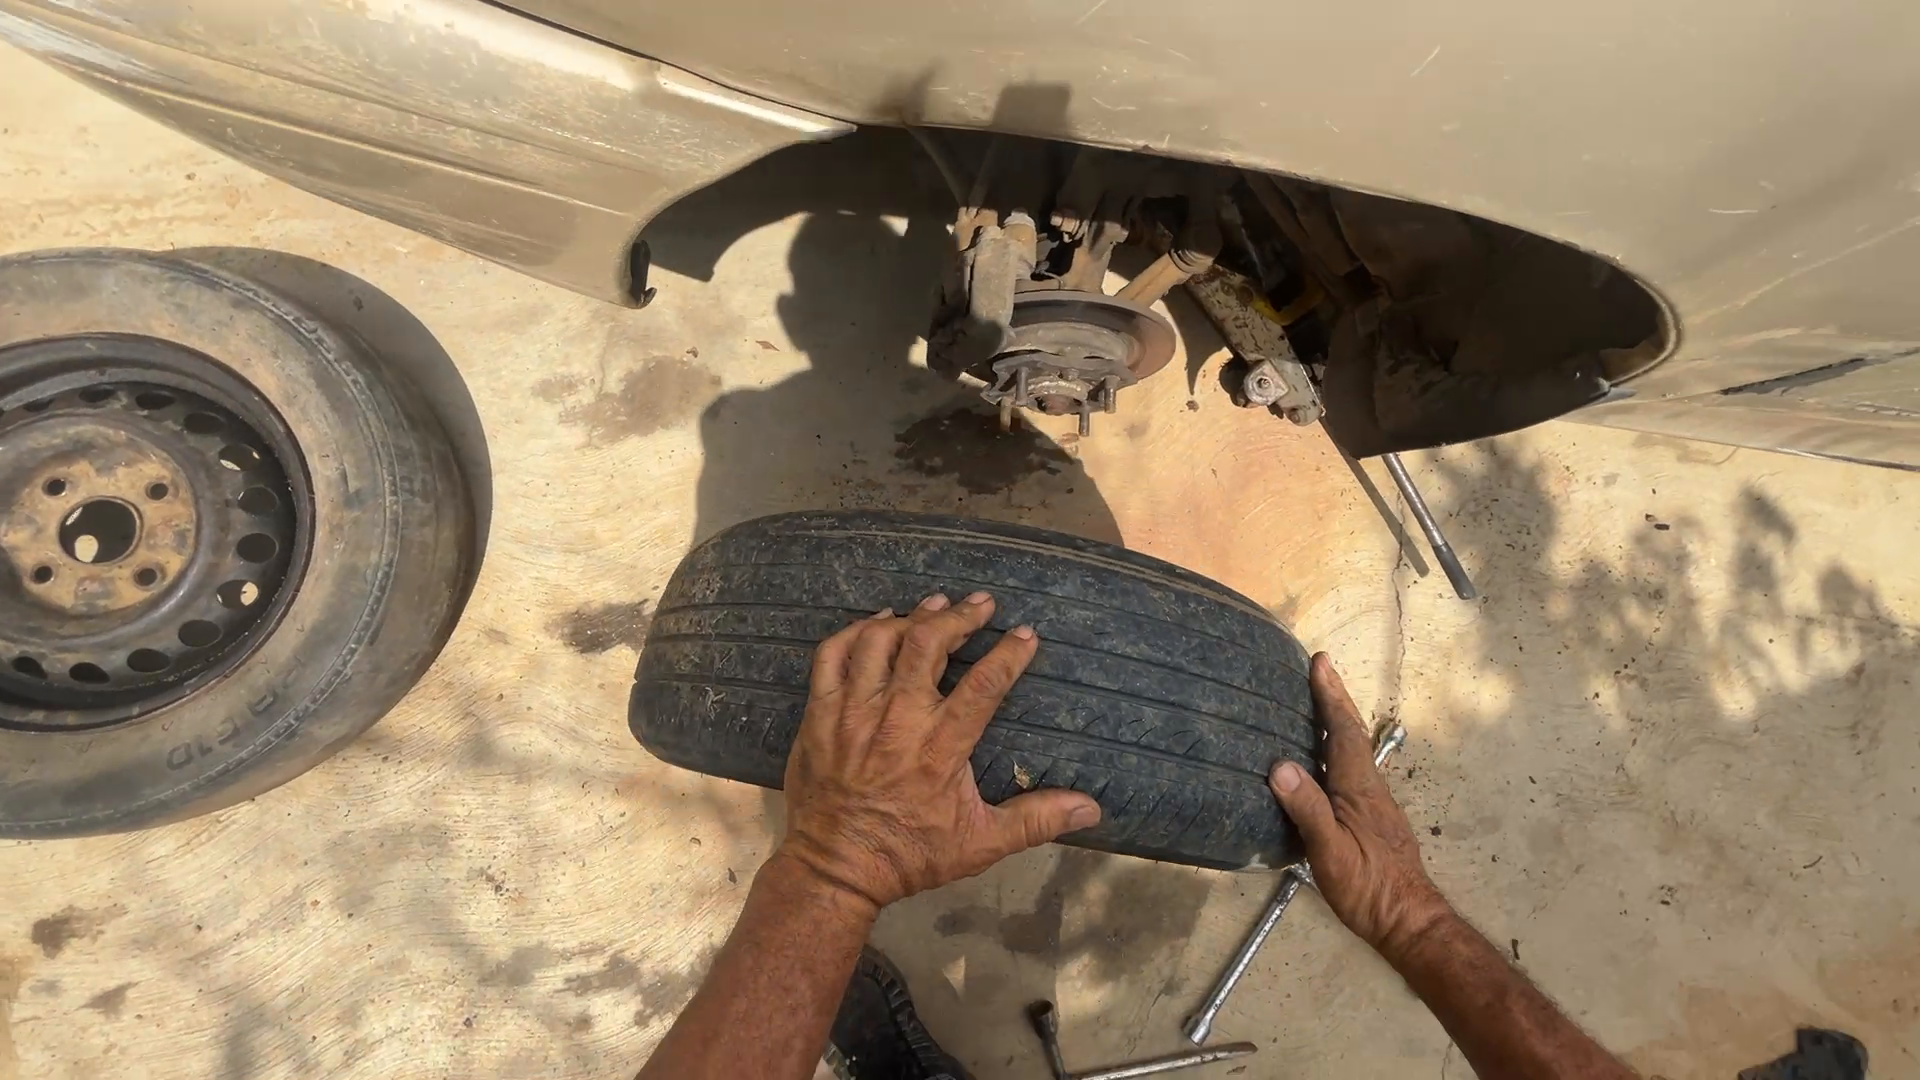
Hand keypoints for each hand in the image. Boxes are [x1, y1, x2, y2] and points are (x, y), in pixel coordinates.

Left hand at [776, 592, 1102, 911]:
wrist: (833, 870)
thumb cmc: (910, 853)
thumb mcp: (980, 844)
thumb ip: (1035, 821)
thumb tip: (1092, 809)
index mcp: (939, 748)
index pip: (983, 686)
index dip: (1009, 654)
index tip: (1026, 633)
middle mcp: (897, 719)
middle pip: (928, 645)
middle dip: (959, 616)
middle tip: (981, 602)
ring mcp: (853, 712)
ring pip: (880, 641)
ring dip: (912, 617)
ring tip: (936, 605)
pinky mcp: (820, 712)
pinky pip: (832, 655)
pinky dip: (856, 630)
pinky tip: (879, 622)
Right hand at [1269, 653, 1450, 956]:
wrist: (1412, 925)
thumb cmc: (1369, 888)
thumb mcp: (1331, 852)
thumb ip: (1308, 809)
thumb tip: (1280, 765)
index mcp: (1359, 787)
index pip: (1344, 731)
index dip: (1331, 696)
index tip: (1321, 661)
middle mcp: (1370, 787)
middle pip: (1352, 733)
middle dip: (1335, 699)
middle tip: (1319, 668)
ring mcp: (1373, 803)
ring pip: (1354, 750)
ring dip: (1337, 720)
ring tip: (1316, 702)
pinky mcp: (1371, 819)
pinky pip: (1351, 767)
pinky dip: (1337, 746)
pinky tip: (1323, 759)